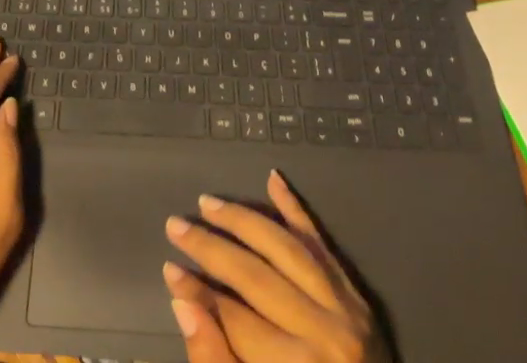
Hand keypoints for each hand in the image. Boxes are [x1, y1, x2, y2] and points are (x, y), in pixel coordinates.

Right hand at [163, 170, 382, 362]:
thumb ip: (215, 360)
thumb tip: (183, 303)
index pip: (233, 314)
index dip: (196, 291)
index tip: (168, 267)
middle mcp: (322, 329)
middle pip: (256, 275)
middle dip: (211, 247)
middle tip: (175, 224)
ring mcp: (345, 309)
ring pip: (287, 248)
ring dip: (245, 220)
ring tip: (209, 204)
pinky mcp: (358, 298)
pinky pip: (323, 246)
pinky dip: (297, 212)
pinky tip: (274, 182)